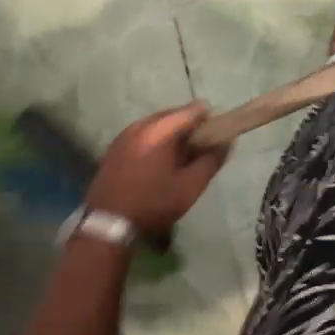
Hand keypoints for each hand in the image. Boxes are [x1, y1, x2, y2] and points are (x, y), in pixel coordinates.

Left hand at [84, 103, 226, 237]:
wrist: (106, 225)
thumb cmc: (152, 204)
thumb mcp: (189, 187)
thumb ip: (211, 161)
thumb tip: (227, 142)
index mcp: (161, 129)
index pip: (195, 109)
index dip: (209, 121)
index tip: (213, 141)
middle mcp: (142, 124)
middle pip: (175, 114)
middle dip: (189, 128)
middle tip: (196, 153)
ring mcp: (125, 133)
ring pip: (158, 123)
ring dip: (171, 135)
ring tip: (176, 161)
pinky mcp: (115, 146)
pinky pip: (143, 133)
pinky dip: (155, 141)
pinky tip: (156, 165)